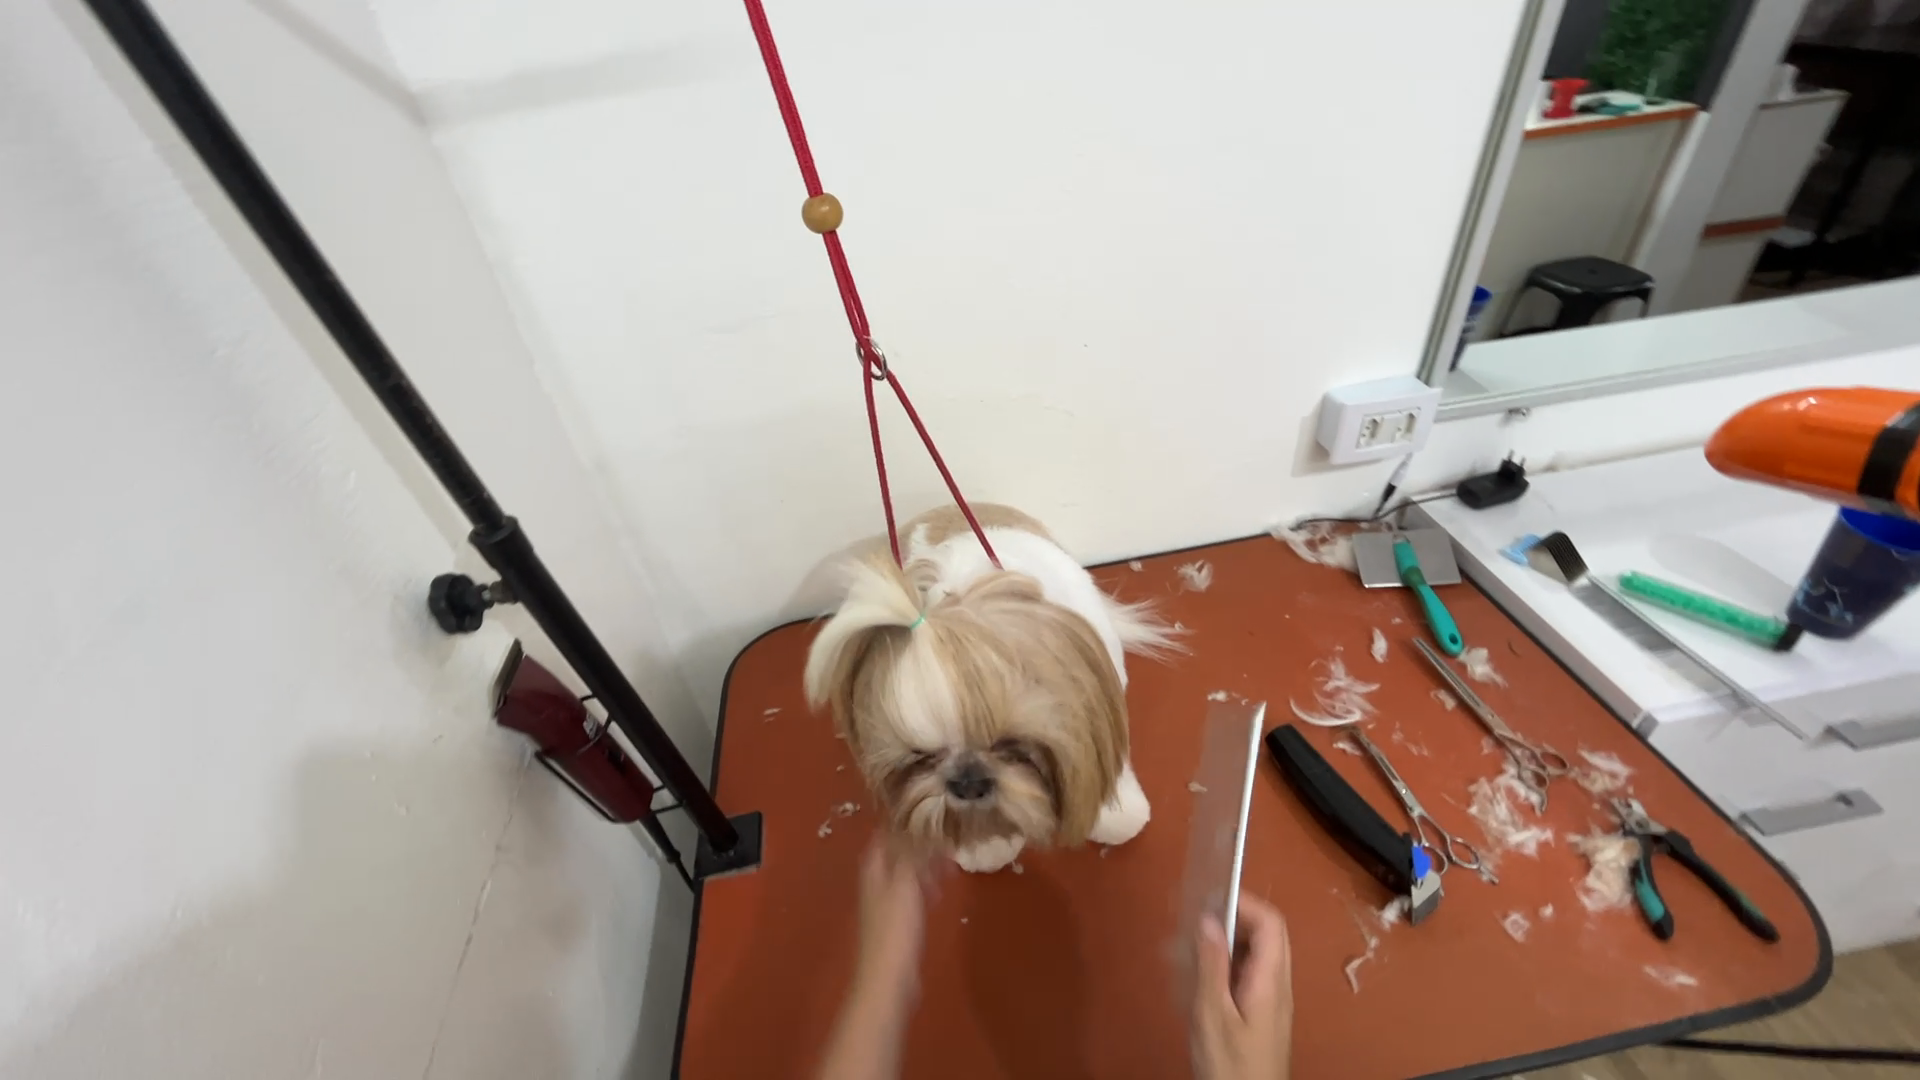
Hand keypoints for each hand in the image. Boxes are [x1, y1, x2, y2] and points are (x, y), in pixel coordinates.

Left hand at [852, 835, 931, 994]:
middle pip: (896, 852)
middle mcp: (876, 880)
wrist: (888, 978)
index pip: (885, 834)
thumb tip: (920, 827)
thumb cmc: (895, 927)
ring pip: (905, 872)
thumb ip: (912, 854)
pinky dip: (924, 885)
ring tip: (947, 863)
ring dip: (924, 864)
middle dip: (919, 844)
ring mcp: (885, 901)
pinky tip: (939, 890)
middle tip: (943, 839)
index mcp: (874, 868)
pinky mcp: (896, 920)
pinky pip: (911, 892)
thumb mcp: (906, 883)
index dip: (903, 823)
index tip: (926, 815)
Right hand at [1191, 893, 1292, 1079]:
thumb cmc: (1229, 1066)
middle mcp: (1279, 985)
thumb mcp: (1212, 1015)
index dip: (1244, 903)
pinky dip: (1229, 959)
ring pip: (1259, 951)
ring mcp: (1274, 1000)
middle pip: (1268, 933)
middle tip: (1198, 920)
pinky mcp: (1264, 1012)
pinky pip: (1252, 970)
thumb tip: (1208, 917)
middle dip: (1234, 917)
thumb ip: (1211, 964)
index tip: (1209, 901)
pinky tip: (1203, 972)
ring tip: (1194, 943)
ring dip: (1229, 938)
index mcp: (1271, 982)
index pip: (1271, 923)